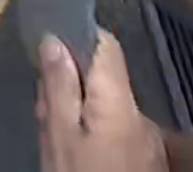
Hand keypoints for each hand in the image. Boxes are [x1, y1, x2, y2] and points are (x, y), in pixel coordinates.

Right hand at [38, 31, 166, 171]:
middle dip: (73, 79)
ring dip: (82, 108)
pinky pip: (117, 132)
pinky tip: (75, 153)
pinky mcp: (147, 167)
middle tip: (43, 100)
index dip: (79, 34)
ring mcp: (148, 147)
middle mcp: (143, 120)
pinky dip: (94, 131)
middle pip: (105, 77)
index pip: (107, 45)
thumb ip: (58, 85)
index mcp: (121, 105)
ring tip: (54, 130)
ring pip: (109, 105)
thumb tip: (54, 39)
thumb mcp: (59, 136)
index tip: (51, 38)